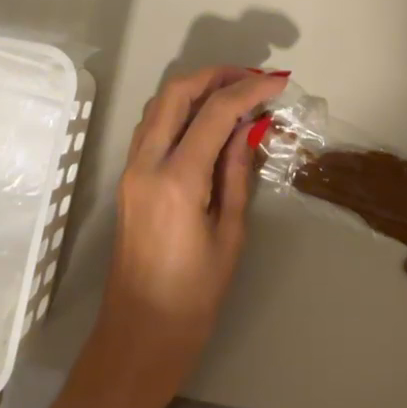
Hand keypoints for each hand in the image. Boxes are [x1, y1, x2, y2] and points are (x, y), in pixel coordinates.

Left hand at [98, 68, 287, 394]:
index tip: (279, 82)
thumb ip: (238, 172)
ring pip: (159, 104)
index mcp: (178, 181)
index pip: (215, 113)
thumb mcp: (230, 233)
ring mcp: (131, 169)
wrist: (140, 333)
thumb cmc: (195, 295)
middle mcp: (147, 164)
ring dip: (196, 88)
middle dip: (216, 75)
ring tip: (236, 92)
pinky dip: (180, 109)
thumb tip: (249, 127)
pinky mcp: (128, 178)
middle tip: (254, 77)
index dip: (249, 89)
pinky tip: (208, 120)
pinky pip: (152, 126)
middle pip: (176, 93)